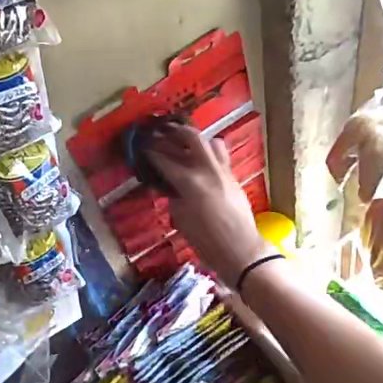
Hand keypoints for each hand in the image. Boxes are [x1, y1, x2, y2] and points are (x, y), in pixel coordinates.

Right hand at [143, 121, 274, 282]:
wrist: (240, 250)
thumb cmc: (206, 240)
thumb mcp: (181, 219)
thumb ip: (174, 197)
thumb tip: (171, 186)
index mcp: (191, 182)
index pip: (165, 160)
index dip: (151, 152)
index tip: (142, 147)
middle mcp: (208, 170)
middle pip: (192, 138)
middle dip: (174, 132)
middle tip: (161, 132)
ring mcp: (224, 171)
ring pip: (211, 142)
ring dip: (196, 139)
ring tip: (184, 143)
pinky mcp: (233, 178)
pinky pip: (220, 156)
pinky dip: (208, 153)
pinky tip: (200, 162)